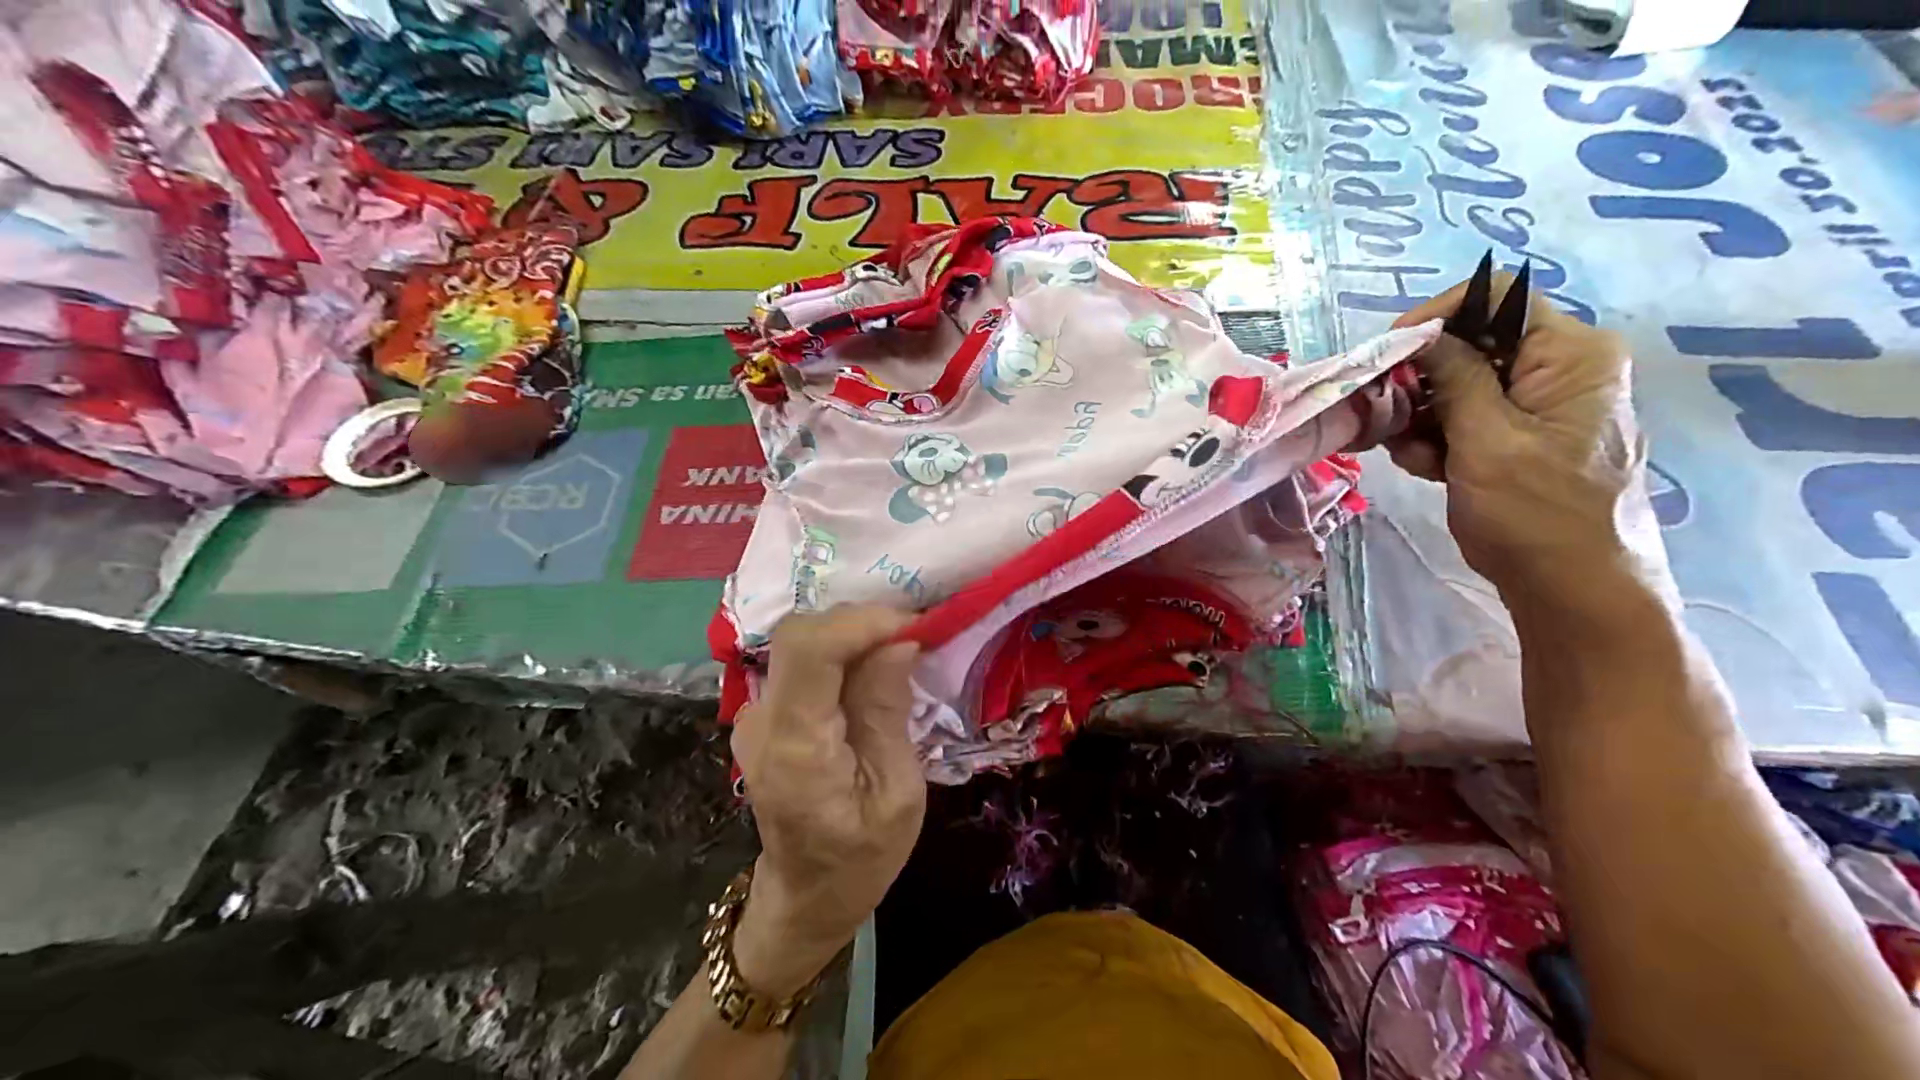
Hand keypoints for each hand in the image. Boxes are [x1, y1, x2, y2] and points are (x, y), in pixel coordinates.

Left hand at [727, 607, 924, 995]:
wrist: (807, 896)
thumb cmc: (862, 858)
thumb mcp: (897, 794)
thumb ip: (888, 711)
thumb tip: (899, 640)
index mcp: (795, 747)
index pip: (808, 650)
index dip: (861, 623)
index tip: (915, 627)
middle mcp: (761, 720)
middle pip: (800, 635)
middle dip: (862, 622)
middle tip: (915, 635)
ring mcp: (755, 715)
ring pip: (801, 642)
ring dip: (854, 634)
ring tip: (901, 650)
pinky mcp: (764, 713)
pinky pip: (802, 662)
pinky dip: (842, 652)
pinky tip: (872, 671)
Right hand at [1387, 275, 1645, 597]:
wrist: (1572, 586)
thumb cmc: (1536, 512)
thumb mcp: (1487, 440)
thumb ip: (1455, 378)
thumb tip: (1422, 334)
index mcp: (1573, 356)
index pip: (1499, 300)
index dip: (1439, 318)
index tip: (1390, 354)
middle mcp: (1562, 370)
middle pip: (1473, 346)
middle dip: (1424, 380)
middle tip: (1389, 415)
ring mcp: (1541, 406)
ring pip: (1460, 386)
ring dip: (1424, 416)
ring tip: (1412, 455)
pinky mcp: (1520, 438)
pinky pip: (1466, 419)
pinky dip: (1438, 439)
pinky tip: (1427, 467)